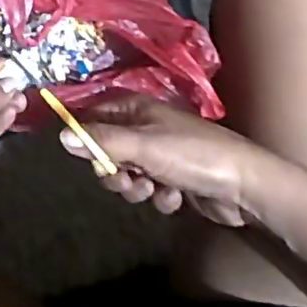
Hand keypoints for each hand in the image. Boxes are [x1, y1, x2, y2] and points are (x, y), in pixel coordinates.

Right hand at [60, 95, 262, 225]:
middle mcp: (143, 126)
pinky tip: (175, 198)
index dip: (85, 137)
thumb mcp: (142, 147)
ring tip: (153, 190)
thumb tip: (60, 137)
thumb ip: (101, 141)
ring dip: (135, 187)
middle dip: (113, 169)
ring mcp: (159, 152)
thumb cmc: (191, 155)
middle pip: (106, 149)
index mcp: (134, 108)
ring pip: (126, 173)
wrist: (245, 185)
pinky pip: (149, 188)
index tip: (85, 158)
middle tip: (123, 178)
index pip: (93, 116)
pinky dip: (158, 196)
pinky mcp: (173, 177)